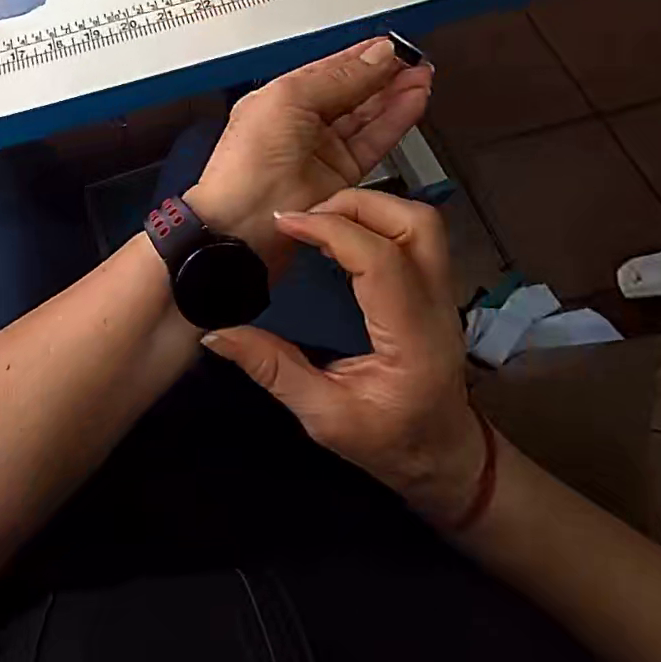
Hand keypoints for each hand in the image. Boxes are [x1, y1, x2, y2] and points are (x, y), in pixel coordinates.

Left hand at [184, 37, 432, 268]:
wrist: (246, 222)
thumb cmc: (248, 164)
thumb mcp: (288, 101)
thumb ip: (337, 77)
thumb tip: (376, 56)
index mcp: (276, 102)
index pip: (325, 71)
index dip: (358, 58)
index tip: (391, 45)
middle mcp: (298, 125)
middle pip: (349, 92)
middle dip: (381, 74)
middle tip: (413, 58)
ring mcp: (320, 151)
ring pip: (366, 115)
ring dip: (394, 93)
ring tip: (421, 74)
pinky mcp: (340, 175)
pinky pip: (374, 141)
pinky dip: (396, 119)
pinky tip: (414, 99)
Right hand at [200, 189, 484, 524]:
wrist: (445, 457)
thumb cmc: (389, 442)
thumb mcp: (324, 417)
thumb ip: (272, 370)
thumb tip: (215, 334)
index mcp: (411, 336)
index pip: (382, 259)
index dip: (330, 230)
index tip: (283, 224)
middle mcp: (435, 305)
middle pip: (416, 223)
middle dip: (355, 204)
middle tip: (304, 217)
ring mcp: (440, 294)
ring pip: (420, 223)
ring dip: (366, 209)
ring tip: (315, 222)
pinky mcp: (431, 291)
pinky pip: (410, 237)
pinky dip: (370, 223)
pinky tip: (333, 238)